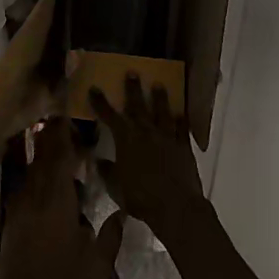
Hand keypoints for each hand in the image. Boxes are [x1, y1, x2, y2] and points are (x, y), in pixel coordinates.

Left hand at [0, 123, 125, 278]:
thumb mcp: (98, 264)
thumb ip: (110, 234)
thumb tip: (120, 213)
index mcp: (55, 199)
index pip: (58, 153)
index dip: (62, 130)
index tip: (66, 110)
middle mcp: (32, 195)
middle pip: (41, 156)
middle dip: (52, 137)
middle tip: (65, 121)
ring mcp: (19, 208)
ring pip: (32, 171)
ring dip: (45, 157)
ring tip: (63, 150)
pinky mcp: (12, 222)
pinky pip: (27, 188)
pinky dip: (39, 177)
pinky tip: (53, 186)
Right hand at [90, 75, 208, 240]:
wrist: (175, 205)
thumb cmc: (140, 197)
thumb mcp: (116, 187)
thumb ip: (107, 172)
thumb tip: (99, 161)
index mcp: (126, 139)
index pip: (109, 116)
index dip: (100, 102)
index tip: (95, 88)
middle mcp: (145, 131)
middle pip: (138, 106)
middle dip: (133, 89)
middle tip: (132, 72)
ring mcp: (167, 137)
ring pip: (162, 111)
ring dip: (160, 97)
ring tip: (159, 84)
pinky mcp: (184, 146)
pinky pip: (182, 128)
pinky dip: (181, 120)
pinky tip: (181, 113)